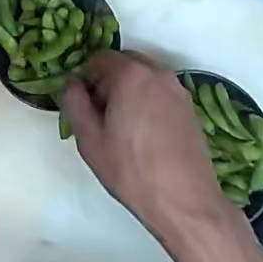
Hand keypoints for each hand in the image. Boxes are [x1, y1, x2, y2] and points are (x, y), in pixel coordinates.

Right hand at [61, 51, 238, 241]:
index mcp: (130, 74)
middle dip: (108, 82)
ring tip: (123, 128)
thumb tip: (73, 83)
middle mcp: (157, 73)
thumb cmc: (131, 170)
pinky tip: (145, 135)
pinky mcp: (189, 107)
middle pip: (123, 64)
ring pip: (143, 77)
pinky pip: (160, 92)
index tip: (84, 106)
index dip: (86, 79)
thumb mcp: (89, 139)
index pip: (99, 59)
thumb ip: (74, 102)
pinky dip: (147, 102)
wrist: (185, 202)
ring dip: (129, 91)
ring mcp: (177, 89)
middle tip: (102, 116)